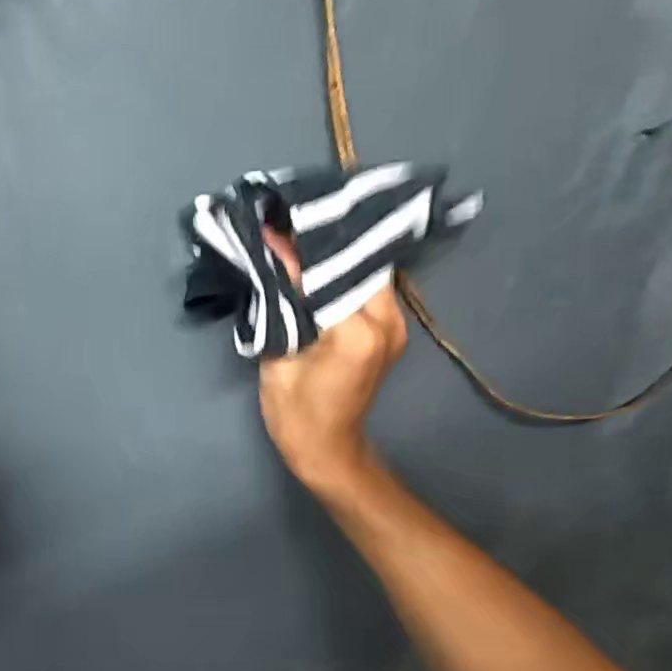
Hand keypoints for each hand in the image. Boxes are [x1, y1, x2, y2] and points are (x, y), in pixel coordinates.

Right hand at [257, 229, 407, 495]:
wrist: (329, 451)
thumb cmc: (296, 416)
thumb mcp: (279, 358)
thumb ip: (282, 301)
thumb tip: (275, 250)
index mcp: (357, 333)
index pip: (329, 271)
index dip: (301, 245)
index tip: (277, 219)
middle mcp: (388, 321)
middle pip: (358, 261)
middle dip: (324, 241)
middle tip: (290, 219)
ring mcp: (397, 325)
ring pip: (367, 270)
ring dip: (336, 254)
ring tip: (302, 237)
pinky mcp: (392, 329)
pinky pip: (369, 287)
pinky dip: (345, 273)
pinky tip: (321, 266)